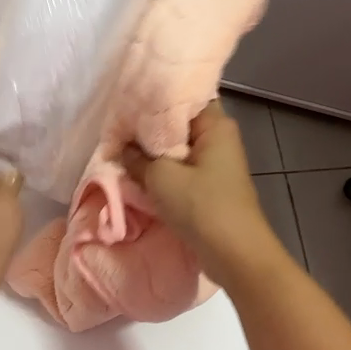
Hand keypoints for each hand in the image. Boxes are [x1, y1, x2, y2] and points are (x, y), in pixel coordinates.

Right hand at [121, 101, 287, 287]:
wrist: (234, 253)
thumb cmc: (201, 206)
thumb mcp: (161, 178)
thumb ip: (136, 158)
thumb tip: (122, 148)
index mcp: (215, 125)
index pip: (184, 96)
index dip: (155, 97)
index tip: (127, 101)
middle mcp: (218, 139)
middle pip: (178, 123)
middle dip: (148, 126)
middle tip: (116, 125)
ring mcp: (215, 164)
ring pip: (177, 148)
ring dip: (152, 152)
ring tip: (121, 148)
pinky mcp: (209, 186)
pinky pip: (180, 169)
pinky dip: (161, 170)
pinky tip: (136, 172)